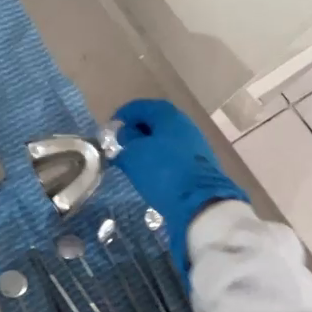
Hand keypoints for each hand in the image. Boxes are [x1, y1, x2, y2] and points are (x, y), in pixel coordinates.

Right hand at [109, 98, 247, 274]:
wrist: (202, 204)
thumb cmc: (162, 171)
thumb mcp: (133, 154)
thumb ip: (125, 141)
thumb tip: (126, 135)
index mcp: (167, 114)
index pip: (138, 107)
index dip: (121, 118)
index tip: (110, 133)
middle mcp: (184, 123)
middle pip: (154, 122)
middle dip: (136, 133)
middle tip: (121, 148)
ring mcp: (196, 143)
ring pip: (165, 139)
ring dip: (149, 148)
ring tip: (135, 163)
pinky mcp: (201, 163)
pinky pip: (175, 155)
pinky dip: (161, 160)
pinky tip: (153, 174)